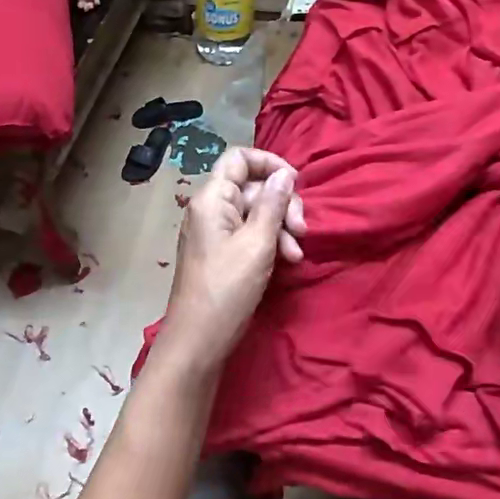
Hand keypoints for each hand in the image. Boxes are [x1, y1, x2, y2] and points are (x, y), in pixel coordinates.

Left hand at [158, 148, 306, 369]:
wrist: (198, 340)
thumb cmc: (227, 289)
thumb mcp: (257, 244)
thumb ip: (273, 205)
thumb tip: (285, 174)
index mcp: (212, 199)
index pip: (239, 158)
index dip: (270, 164)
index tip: (296, 184)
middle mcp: (210, 209)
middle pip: (253, 186)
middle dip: (282, 205)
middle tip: (301, 230)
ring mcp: (215, 232)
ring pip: (256, 212)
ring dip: (280, 228)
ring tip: (294, 255)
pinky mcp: (222, 253)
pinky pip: (249, 234)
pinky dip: (269, 243)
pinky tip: (286, 261)